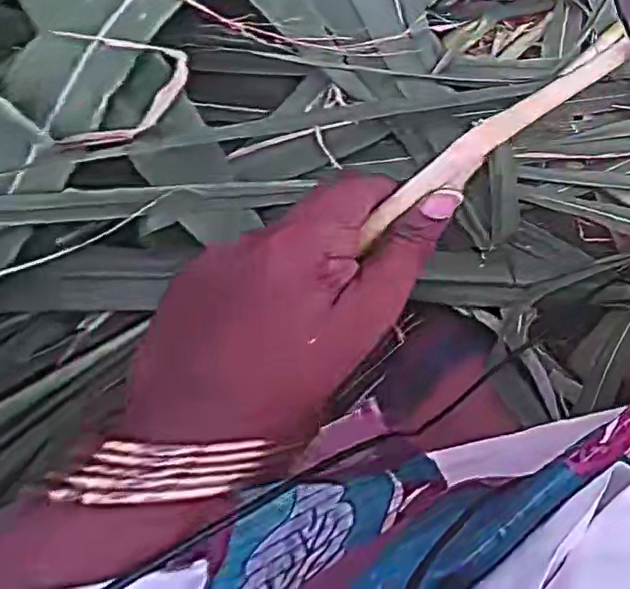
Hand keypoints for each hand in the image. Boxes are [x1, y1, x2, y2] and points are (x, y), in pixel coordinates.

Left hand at [118, 175, 460, 444]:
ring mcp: (214, 257)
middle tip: (360, 285)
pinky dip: (274, 275)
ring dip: (312, 256)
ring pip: (290, 234)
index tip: (402, 234)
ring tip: (309, 311)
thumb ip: (407, 249)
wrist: (190, 444)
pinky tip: (269, 318)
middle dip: (353, 235)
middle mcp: (251, 237)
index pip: (362, 184)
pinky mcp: (189, 280)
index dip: (392, 201)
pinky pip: (252, 257)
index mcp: (301, 242)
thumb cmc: (290, 382)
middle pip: (324, 208)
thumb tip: (440, 200)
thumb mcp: (370, 314)